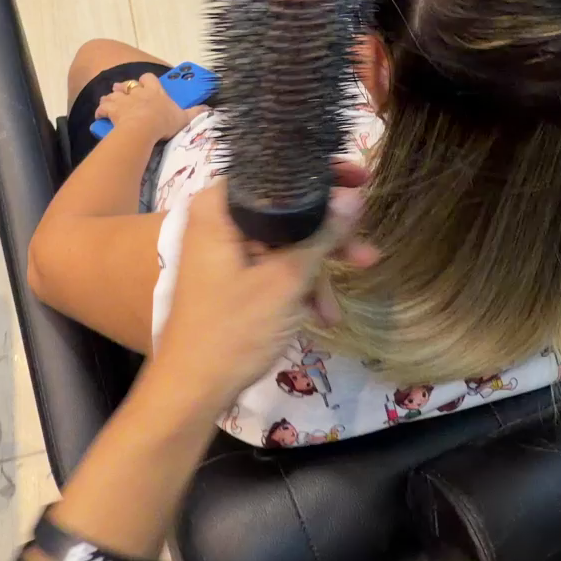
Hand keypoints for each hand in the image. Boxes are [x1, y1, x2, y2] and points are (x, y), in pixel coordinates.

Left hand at [96, 73, 203, 141]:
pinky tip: (100, 116)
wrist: (144, 128)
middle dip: (124, 88)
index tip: (144, 85)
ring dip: (110, 98)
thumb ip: (195, 113)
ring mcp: (123, 99)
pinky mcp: (112, 109)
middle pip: (128, 84)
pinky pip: (103, 107)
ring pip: (112, 94)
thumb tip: (209, 108)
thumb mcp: (184, 118)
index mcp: (155, 91)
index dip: (146, 81)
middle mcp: (138, 92)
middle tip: (122, 93)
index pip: (149, 79)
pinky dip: (100, 111)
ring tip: (108, 104)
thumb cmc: (165, 123)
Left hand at [150, 163, 375, 414]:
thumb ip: (322, 235)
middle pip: (286, 209)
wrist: (193, 389)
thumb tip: (354, 197)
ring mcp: (224, 249)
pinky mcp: (231, 275)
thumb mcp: (286, 281)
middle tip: (366, 249)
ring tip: (342, 302)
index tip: (359, 179)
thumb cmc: (233, 329)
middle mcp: (218, 219)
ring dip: (318, 269)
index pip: (275, 171)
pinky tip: (322, 315)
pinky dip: (299, 285)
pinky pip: (274, 265)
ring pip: (285, 242)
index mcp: (219, 207)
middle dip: (329, 235)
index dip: (321, 174)